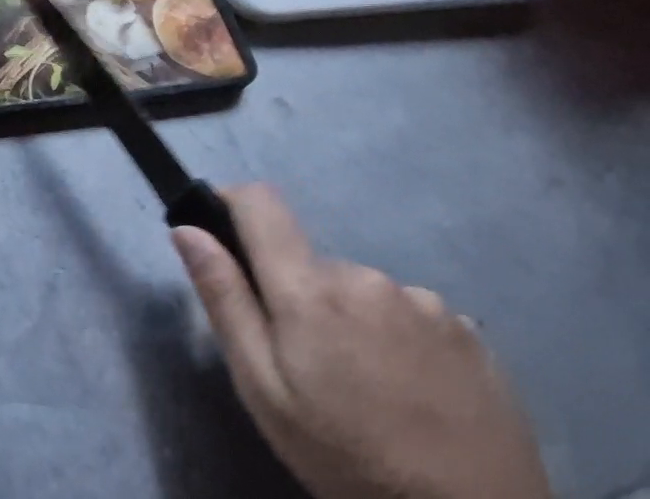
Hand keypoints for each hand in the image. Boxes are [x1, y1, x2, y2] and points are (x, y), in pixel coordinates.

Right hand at [174, 185, 549, 498]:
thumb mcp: (261, 386)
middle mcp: (369, 279)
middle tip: (301, 361)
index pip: (261, 203)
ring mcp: (427, 305)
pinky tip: (404, 392)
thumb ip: (224, 300)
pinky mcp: (470, 334)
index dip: (230, 204)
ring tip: (360, 384)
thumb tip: (188, 230)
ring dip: (346, 318)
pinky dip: (391, 338)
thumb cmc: (344, 455)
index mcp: (311, 290)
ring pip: (358, 290)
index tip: (219, 235)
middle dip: (294, 294)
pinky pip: (406, 314)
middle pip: (308, 260)